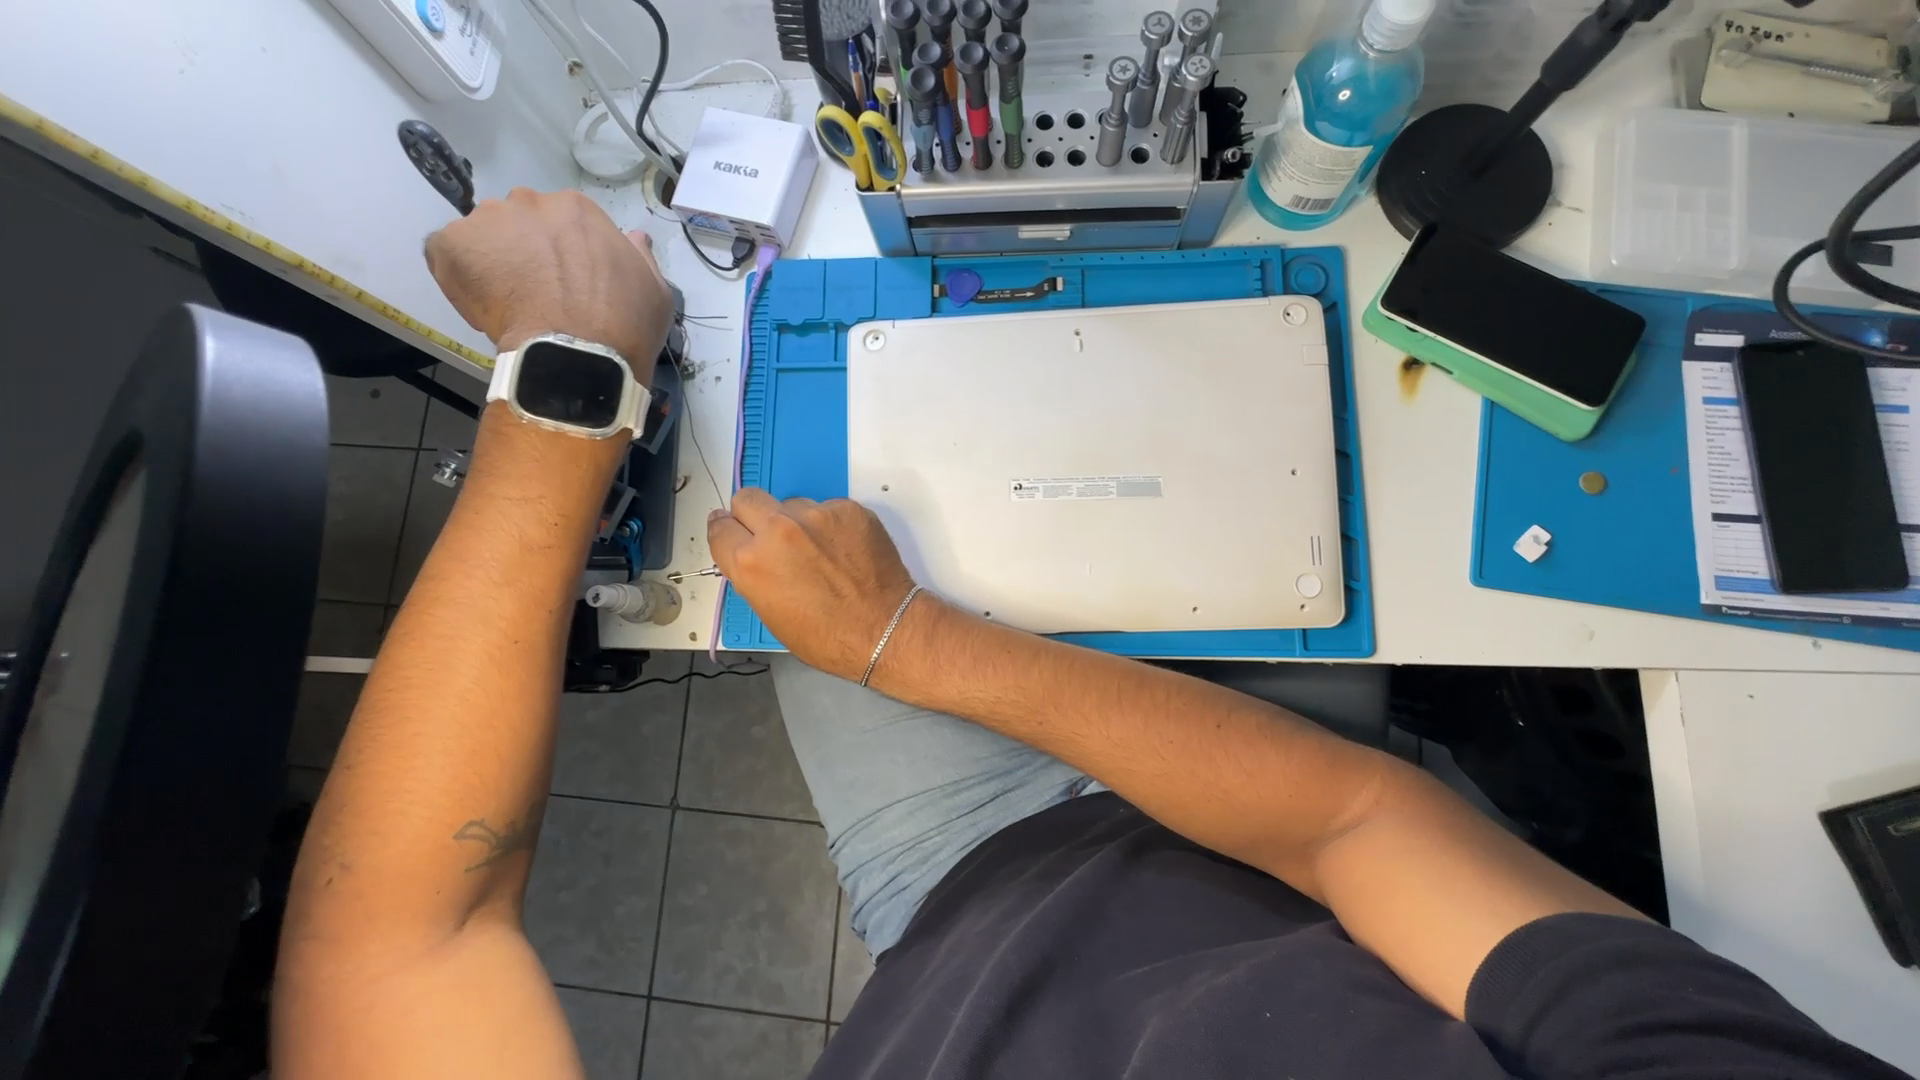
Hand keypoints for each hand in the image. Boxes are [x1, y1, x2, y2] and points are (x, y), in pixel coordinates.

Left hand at [424, 188, 671, 373]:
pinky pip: (449, 254)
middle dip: (526, 251)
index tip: (569, 282)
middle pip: (521, 222)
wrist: (580, 357)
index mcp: (577, 209)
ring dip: (494, 261)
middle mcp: (530, 202)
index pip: (563, 221)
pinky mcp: (452, 245)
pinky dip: (461, 276)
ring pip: (485, 236)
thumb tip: (633, 238)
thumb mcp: (655, 290)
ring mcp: (487, 221)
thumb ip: (639, 256)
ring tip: (508, 302)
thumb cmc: (624, 325)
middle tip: (537, 292)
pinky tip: (484, 305)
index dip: (565, 254)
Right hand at [708, 489, 917, 679]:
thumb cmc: (827, 636)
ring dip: (797, 521)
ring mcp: (816, 515)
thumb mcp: (771, 614)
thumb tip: (752, 557)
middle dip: (752, 514)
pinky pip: (828, 508)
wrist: (884, 629)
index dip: (726, 530)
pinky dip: (832, 525)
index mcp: (751, 562)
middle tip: (770, 535)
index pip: (719, 527)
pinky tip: (844, 550)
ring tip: (819, 551)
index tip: (732, 530)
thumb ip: (754, 575)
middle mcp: (779, 531)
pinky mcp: (848, 509)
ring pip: (792, 503)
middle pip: (747, 498)